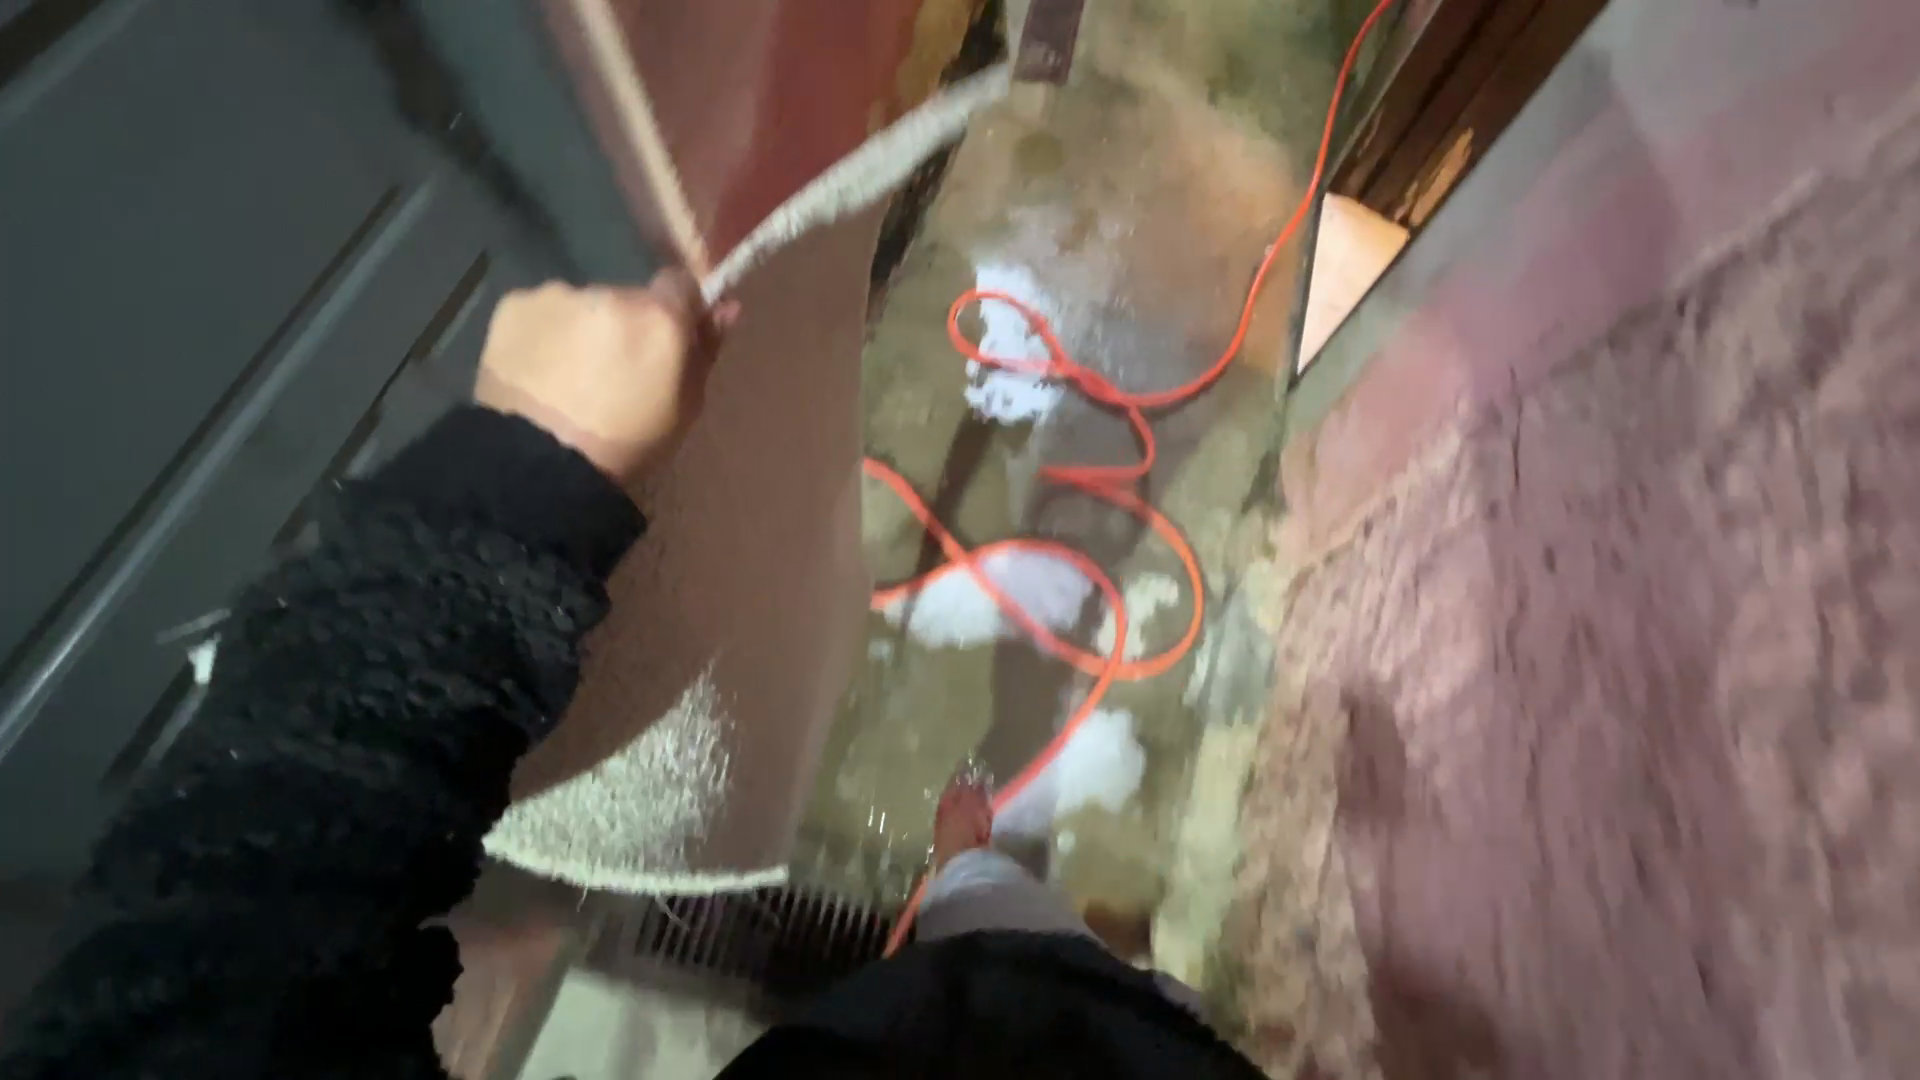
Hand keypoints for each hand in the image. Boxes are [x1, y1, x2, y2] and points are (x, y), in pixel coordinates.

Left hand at [473, 272, 738, 483]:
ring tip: (574, 374)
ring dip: (587, 328)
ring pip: (585, 304)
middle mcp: (611, 293)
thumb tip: (727, 308)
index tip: (669, 341)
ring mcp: (559, 295)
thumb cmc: (628, 442)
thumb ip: (705, 351)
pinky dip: (548, 333)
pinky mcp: (514, 304)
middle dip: (629, 324)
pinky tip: (543, 369)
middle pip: (630, 297)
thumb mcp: (685, 406)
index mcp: (660, 318)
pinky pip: (544, 312)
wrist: (542, 461)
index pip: (681, 284)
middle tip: (618, 371)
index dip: (678, 311)